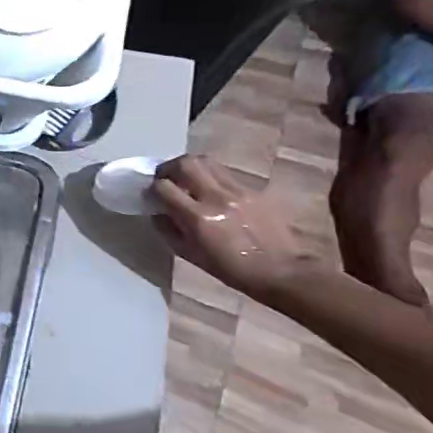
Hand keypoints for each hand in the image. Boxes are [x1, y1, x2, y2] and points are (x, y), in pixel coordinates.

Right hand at [151, 155, 307, 293]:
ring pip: (205, 161)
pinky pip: (224, 173)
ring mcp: (236, 190)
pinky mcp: (251, 189)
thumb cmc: (232, 270)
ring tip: (186, 179)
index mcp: (198, 218)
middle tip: (165, 178)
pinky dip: (210, 176)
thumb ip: (169, 231)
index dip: (152, 189)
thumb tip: (157, 212)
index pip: (164, 187)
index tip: (151, 195)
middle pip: (185, 163)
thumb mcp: (191, 257)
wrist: (281, 269)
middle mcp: (216, 197)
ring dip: (190, 167)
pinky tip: (211, 191)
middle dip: (168, 168)